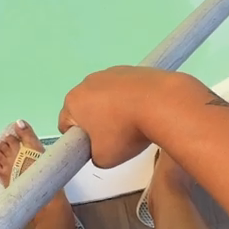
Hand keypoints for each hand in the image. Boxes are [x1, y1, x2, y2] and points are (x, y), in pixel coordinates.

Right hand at [58, 66, 204, 166]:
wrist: (162, 103)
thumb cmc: (126, 132)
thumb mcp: (103, 159)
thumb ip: (94, 156)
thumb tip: (101, 149)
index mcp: (74, 101)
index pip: (65, 124)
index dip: (77, 140)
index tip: (93, 148)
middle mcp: (88, 82)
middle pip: (86, 108)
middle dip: (96, 123)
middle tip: (114, 138)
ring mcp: (111, 72)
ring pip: (105, 97)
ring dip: (113, 110)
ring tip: (133, 124)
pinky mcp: (132, 69)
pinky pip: (124, 89)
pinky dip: (130, 99)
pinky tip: (143, 110)